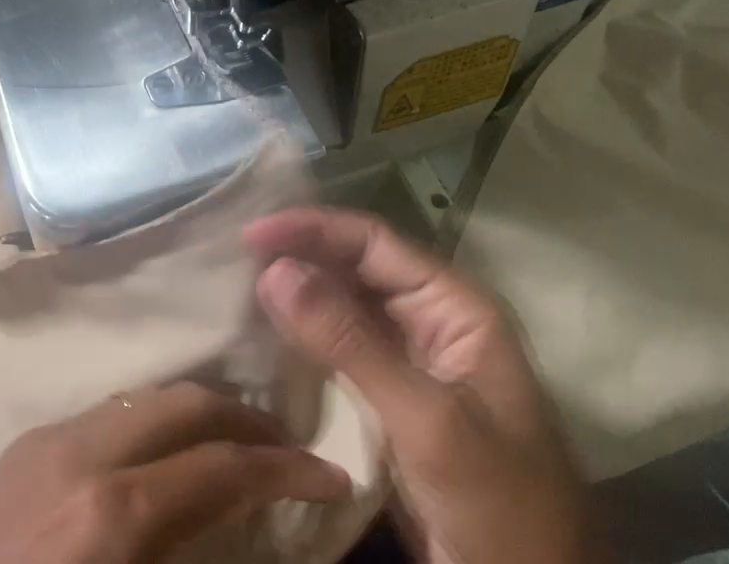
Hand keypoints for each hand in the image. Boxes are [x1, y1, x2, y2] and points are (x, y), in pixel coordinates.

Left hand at [0, 381, 350, 563]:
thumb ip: (190, 550)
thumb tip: (243, 520)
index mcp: (115, 509)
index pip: (223, 466)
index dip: (287, 468)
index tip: (332, 475)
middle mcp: (82, 454)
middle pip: (184, 404)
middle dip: (245, 417)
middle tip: (285, 446)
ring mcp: (46, 441)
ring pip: (142, 400)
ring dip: (195, 414)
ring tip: (230, 443)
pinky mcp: (22, 445)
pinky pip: (105, 416)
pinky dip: (150, 424)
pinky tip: (160, 455)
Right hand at [245, 208, 594, 563]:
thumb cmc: (496, 498)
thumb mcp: (425, 417)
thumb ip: (350, 342)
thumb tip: (274, 269)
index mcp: (457, 309)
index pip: (375, 244)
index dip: (312, 230)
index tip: (249, 234)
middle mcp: (432, 323)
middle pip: (356, 270)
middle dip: (299, 257)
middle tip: (232, 259)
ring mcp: (411, 363)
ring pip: (343, 309)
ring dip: (296, 296)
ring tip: (236, 287)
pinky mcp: (389, 401)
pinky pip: (338, 352)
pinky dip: (301, 339)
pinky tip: (263, 337)